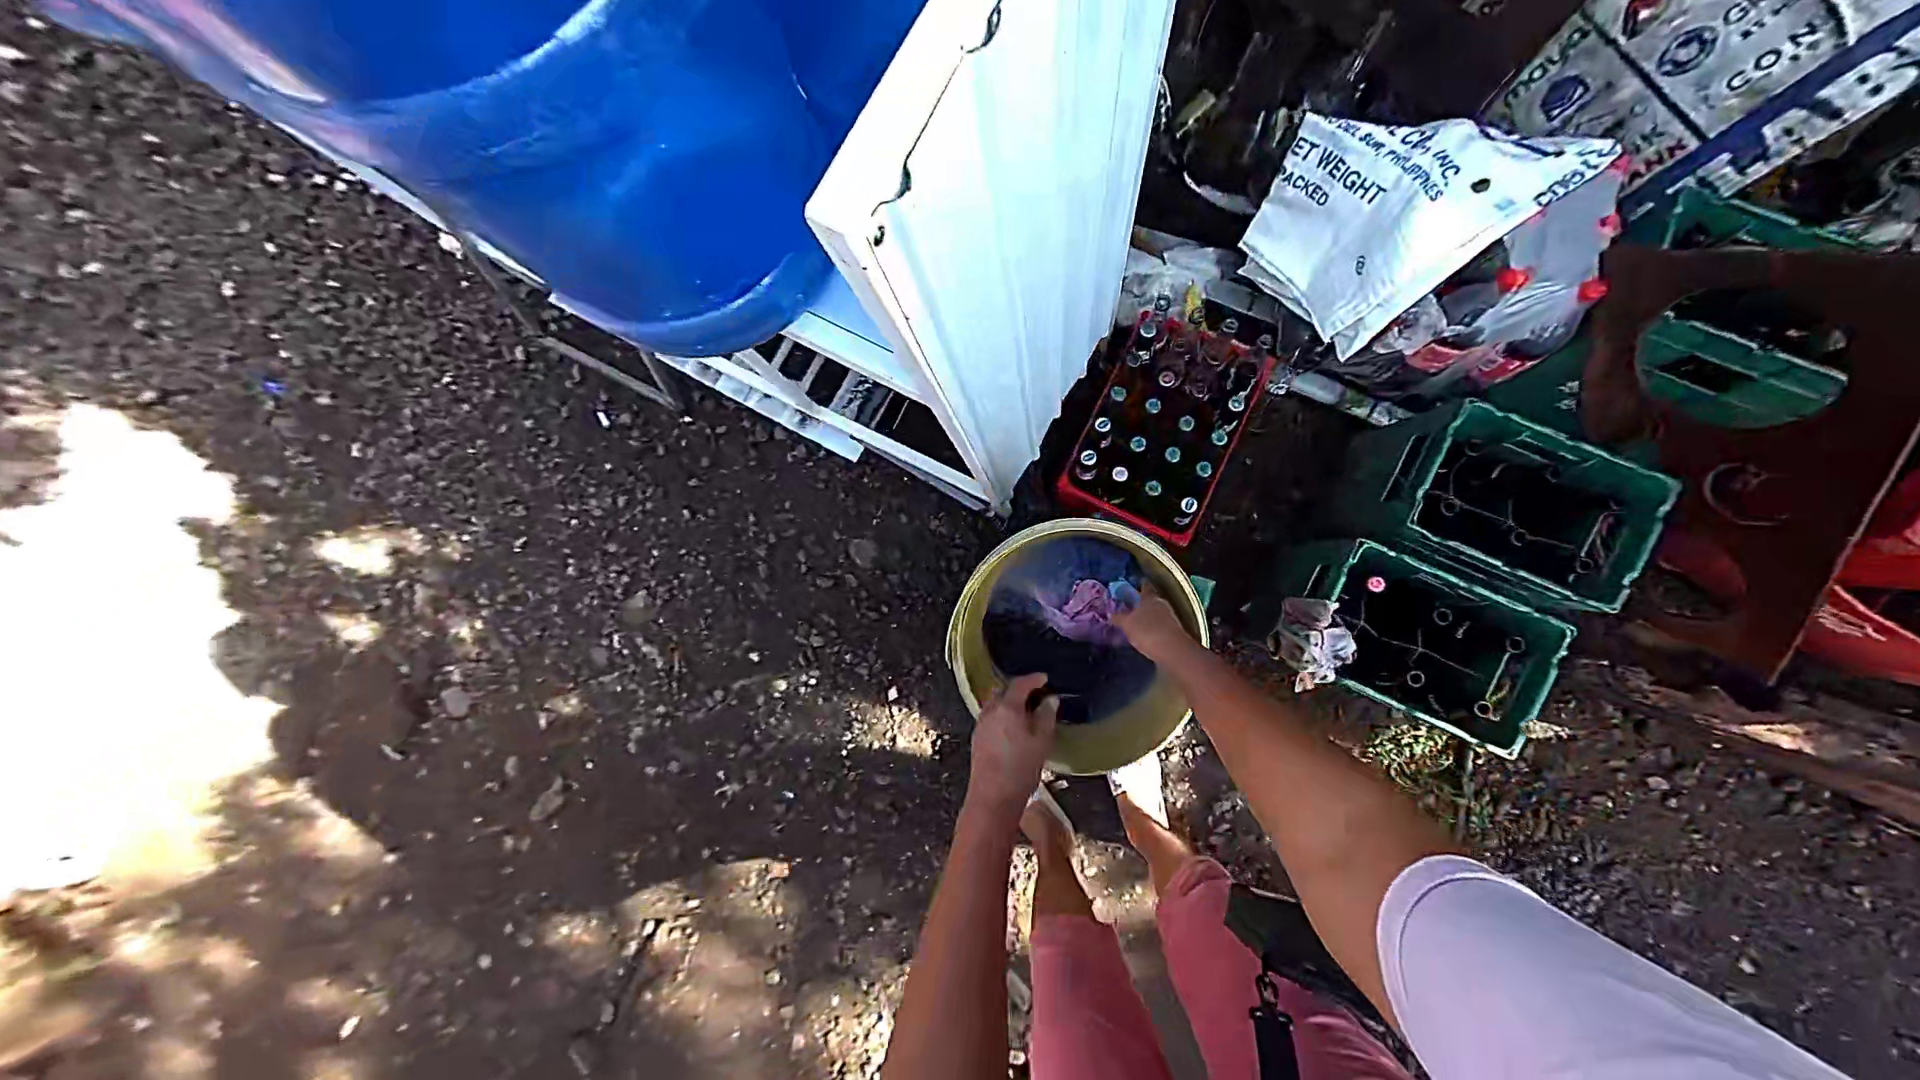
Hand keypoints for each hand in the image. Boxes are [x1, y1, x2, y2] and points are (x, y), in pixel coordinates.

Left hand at [967, 673, 1057, 814]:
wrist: (993, 797)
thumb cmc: (1021, 769)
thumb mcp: (1042, 742)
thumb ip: (1046, 717)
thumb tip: (1050, 700)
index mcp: (1007, 708)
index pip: (1019, 684)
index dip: (1033, 679)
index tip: (1044, 678)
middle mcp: (990, 712)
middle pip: (1003, 691)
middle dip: (1019, 689)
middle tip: (1036, 693)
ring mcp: (981, 724)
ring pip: (995, 704)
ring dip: (1009, 702)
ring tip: (1026, 710)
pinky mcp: (977, 738)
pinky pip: (990, 717)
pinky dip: (1002, 715)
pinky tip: (1013, 727)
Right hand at [1112, 587, 1194, 662]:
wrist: (1173, 650)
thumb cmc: (1146, 631)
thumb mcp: (1126, 624)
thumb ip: (1119, 618)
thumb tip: (1113, 614)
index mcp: (1149, 597)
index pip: (1144, 587)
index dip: (1139, 586)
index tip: (1133, 588)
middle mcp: (1161, 604)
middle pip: (1151, 600)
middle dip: (1143, 604)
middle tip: (1132, 609)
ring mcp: (1171, 617)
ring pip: (1157, 613)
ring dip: (1150, 617)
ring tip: (1139, 624)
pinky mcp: (1175, 631)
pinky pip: (1162, 625)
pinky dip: (1155, 628)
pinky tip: (1148, 635)